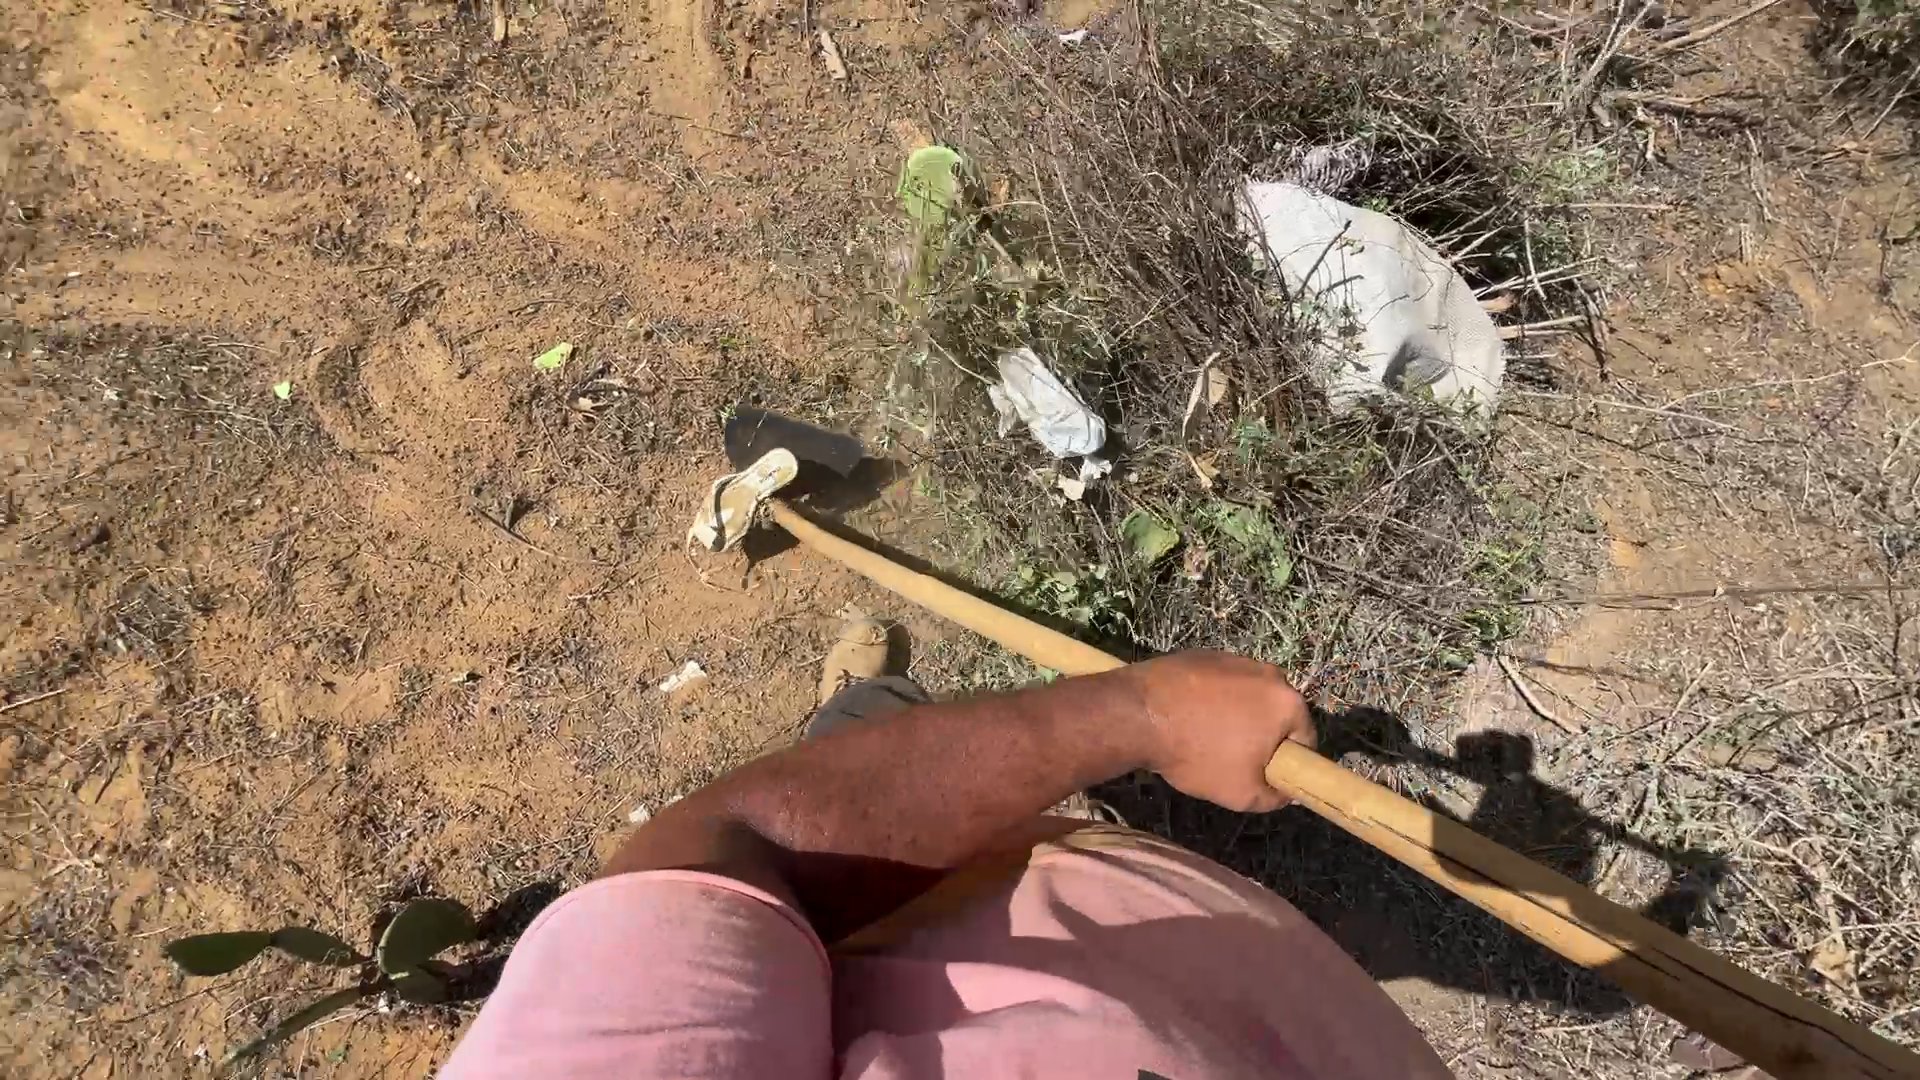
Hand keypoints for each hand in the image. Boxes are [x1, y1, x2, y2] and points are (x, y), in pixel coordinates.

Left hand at [1117, 650, 1315, 811]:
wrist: (1136, 713)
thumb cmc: (1196, 753)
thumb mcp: (1243, 794)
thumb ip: (1276, 796)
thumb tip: (1285, 790)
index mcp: (1287, 701)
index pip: (1304, 739)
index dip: (1286, 763)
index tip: (1261, 774)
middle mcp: (1266, 671)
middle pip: (1274, 713)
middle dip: (1259, 735)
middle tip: (1229, 757)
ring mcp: (1231, 657)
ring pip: (1244, 696)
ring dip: (1232, 714)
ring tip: (1202, 735)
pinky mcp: (1201, 653)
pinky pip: (1217, 682)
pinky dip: (1208, 698)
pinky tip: (1185, 715)